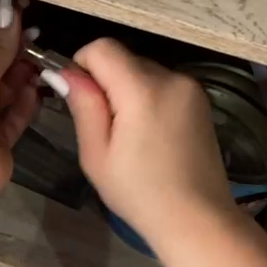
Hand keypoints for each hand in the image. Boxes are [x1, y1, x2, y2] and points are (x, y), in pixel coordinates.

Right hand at [61, 38, 232, 244]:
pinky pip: (162, 85)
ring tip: (129, 137)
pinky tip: (149, 136)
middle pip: (124, 59)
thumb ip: (83, 106)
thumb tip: (66, 72)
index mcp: (143, 90)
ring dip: (126, 92)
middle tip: (103, 128)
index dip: (82, 65)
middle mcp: (172, 78)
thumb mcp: (96, 155)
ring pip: (143, 72)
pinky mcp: (201, 101)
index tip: (78, 97)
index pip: (102, 48)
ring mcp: (191, 88)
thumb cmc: (140, 193)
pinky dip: (147, 100)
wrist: (198, 219)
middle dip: (105, 82)